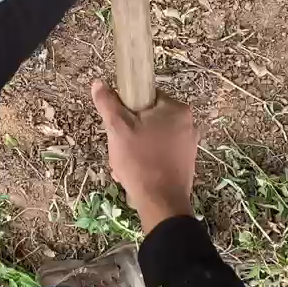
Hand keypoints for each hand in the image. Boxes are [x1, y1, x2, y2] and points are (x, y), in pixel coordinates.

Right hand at [90, 80, 196, 233]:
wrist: (161, 204)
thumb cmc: (140, 162)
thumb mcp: (117, 129)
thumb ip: (107, 103)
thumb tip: (98, 82)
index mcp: (176, 109)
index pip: (144, 96)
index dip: (126, 109)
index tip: (117, 125)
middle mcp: (189, 123)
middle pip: (148, 117)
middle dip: (130, 131)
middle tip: (120, 146)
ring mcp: (189, 143)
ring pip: (152, 136)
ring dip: (135, 147)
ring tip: (125, 163)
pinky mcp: (186, 162)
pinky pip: (160, 152)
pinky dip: (147, 158)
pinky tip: (135, 172)